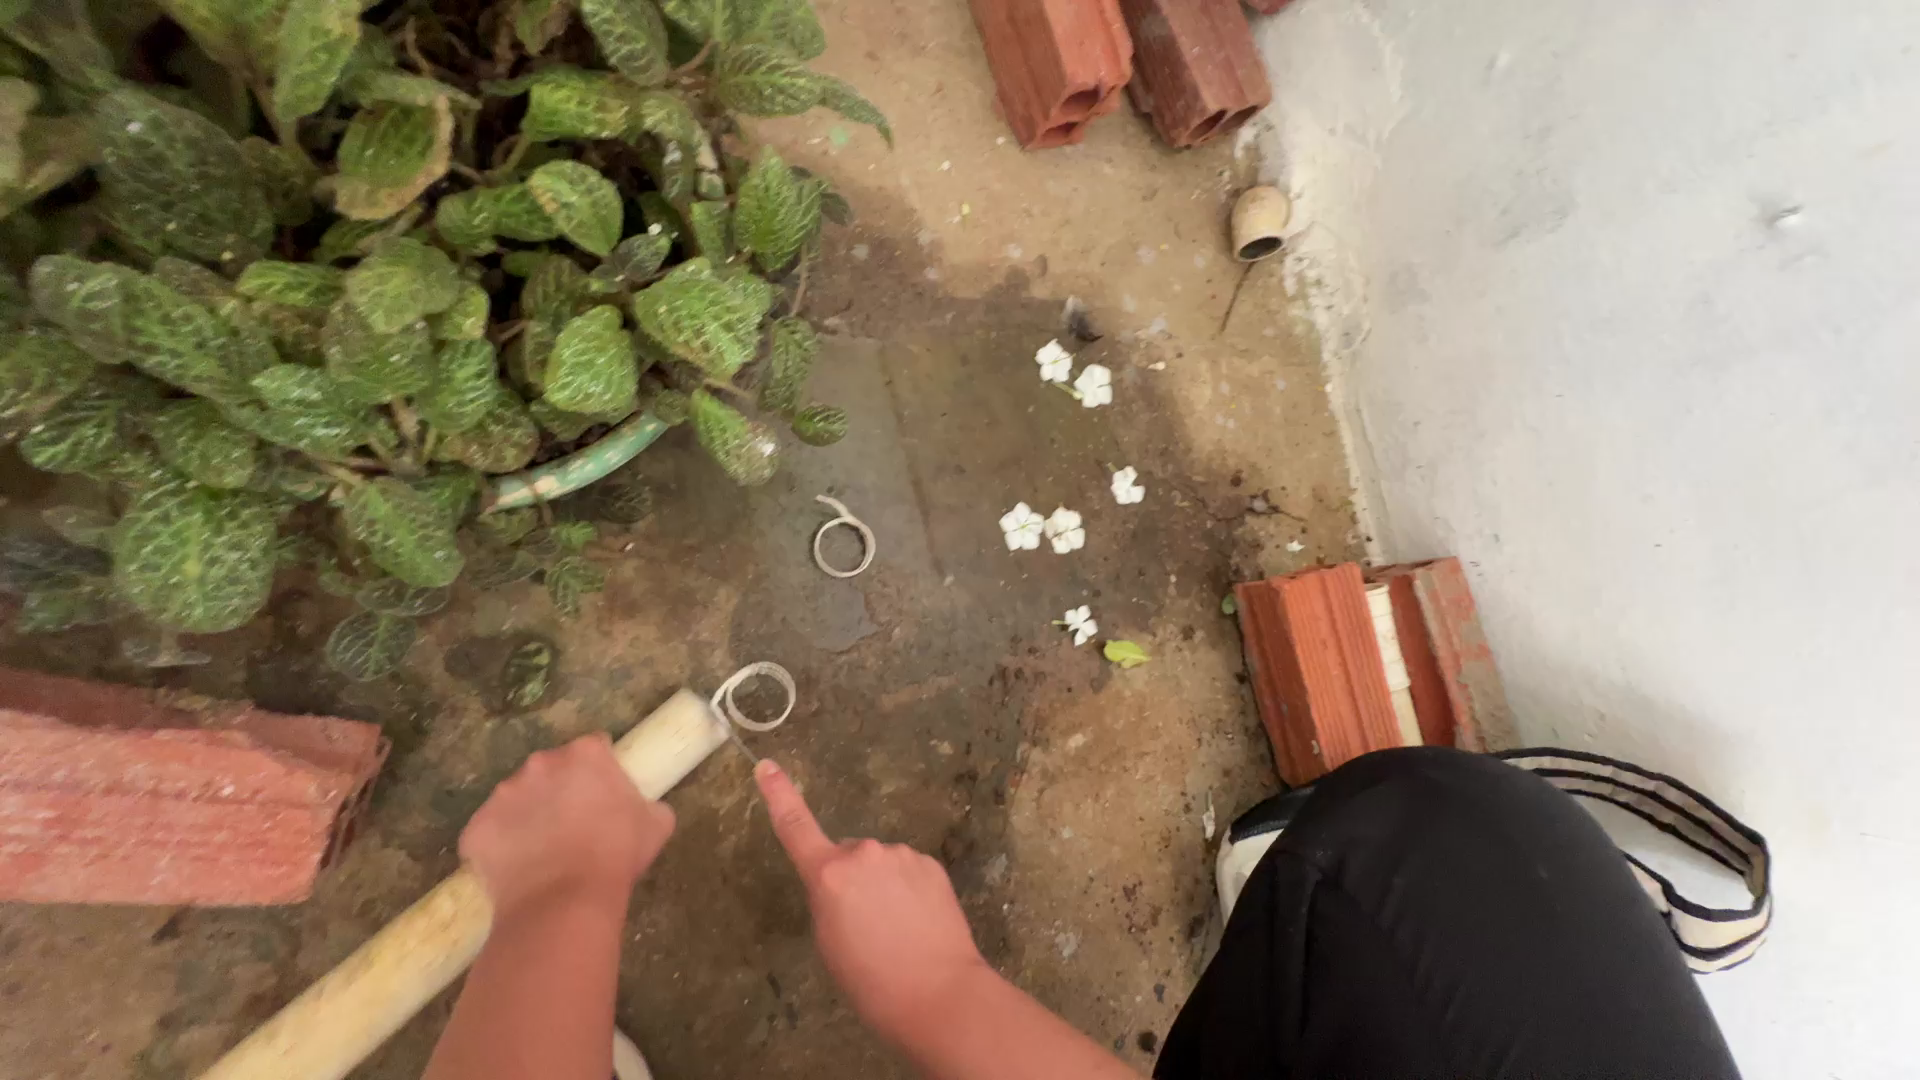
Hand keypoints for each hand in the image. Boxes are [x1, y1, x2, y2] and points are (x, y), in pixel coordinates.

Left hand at [461, 734, 675, 916]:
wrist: (564, 902)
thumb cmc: (617, 855)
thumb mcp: (657, 822)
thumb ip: (648, 803)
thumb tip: (642, 809)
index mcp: (586, 753)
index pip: (595, 748)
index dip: (601, 771)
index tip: (605, 794)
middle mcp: (540, 763)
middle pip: (552, 768)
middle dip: (561, 788)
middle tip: (576, 822)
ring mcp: (502, 795)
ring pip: (518, 798)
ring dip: (530, 814)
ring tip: (545, 849)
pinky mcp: (475, 828)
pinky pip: (490, 830)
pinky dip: (502, 844)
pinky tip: (521, 867)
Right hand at [755, 759, 991, 1045]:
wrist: (939, 993)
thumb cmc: (871, 982)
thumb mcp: (829, 944)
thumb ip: (827, 899)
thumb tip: (840, 883)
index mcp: (829, 874)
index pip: (796, 826)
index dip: (779, 794)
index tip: (767, 765)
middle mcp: (864, 852)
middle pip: (846, 858)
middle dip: (849, 881)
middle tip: (863, 927)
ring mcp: (901, 854)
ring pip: (880, 865)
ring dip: (881, 887)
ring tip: (895, 932)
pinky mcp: (930, 862)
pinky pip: (907, 871)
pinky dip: (908, 891)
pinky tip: (918, 924)